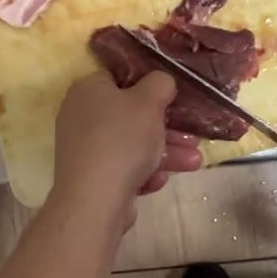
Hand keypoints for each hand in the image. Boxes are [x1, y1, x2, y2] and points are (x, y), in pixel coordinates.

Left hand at [51, 71, 202, 207]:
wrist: (94, 199)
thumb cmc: (122, 139)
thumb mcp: (149, 101)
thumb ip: (160, 83)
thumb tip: (161, 82)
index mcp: (89, 90)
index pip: (120, 78)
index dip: (149, 85)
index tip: (174, 97)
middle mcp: (82, 116)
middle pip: (132, 116)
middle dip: (168, 128)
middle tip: (193, 136)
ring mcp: (85, 149)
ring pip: (133, 145)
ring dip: (165, 152)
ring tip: (195, 162)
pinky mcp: (92, 177)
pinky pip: (123, 167)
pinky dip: (144, 172)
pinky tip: (160, 180)